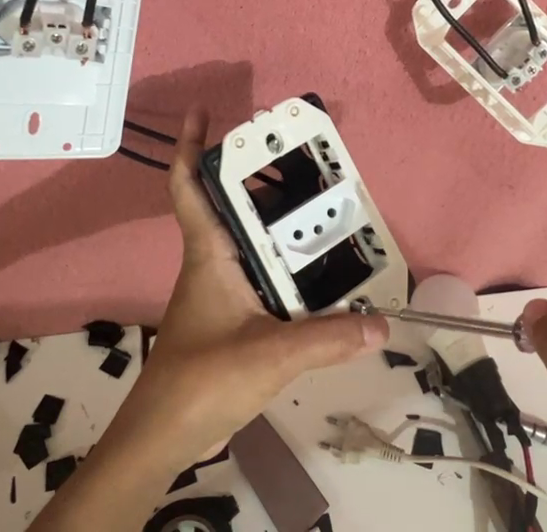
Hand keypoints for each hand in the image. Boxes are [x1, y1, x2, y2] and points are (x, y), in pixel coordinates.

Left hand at [31, 110, 388, 530]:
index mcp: (210, 256)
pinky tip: (317, 273)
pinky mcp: (230, 318)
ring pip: (248, 241)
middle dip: (257, 176)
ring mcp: (219, 292)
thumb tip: (382, 323)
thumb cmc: (203, 379)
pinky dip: (285, 264)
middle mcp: (212, 264)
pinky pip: (260, 276)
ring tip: (320, 207)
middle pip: (229, 206)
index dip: (192, 148)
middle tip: (297, 155)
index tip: (202, 112)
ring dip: (276, 221)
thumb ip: (328, 337)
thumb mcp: (271, 354)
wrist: (164, 435)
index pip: (190, 189)